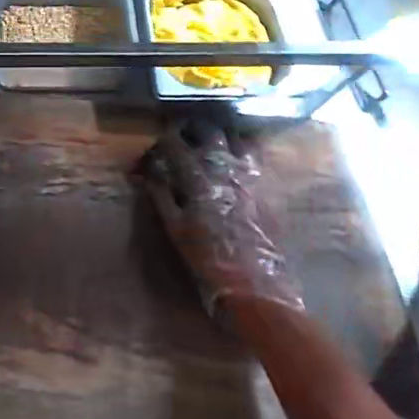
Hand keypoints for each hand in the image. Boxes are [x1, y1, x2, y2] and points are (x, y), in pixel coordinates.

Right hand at [139, 119, 303, 316]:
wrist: (258, 291)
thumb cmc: (210, 263)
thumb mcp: (176, 231)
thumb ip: (162, 196)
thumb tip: (150, 172)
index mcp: (198, 179)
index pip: (176, 144)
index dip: (165, 137)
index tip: (159, 139)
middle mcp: (225, 170)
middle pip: (209, 132)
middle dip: (194, 127)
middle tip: (185, 133)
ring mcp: (250, 178)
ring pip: (237, 140)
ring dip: (222, 137)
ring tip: (213, 144)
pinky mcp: (268, 190)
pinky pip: (256, 160)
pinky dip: (244, 154)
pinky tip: (237, 163)